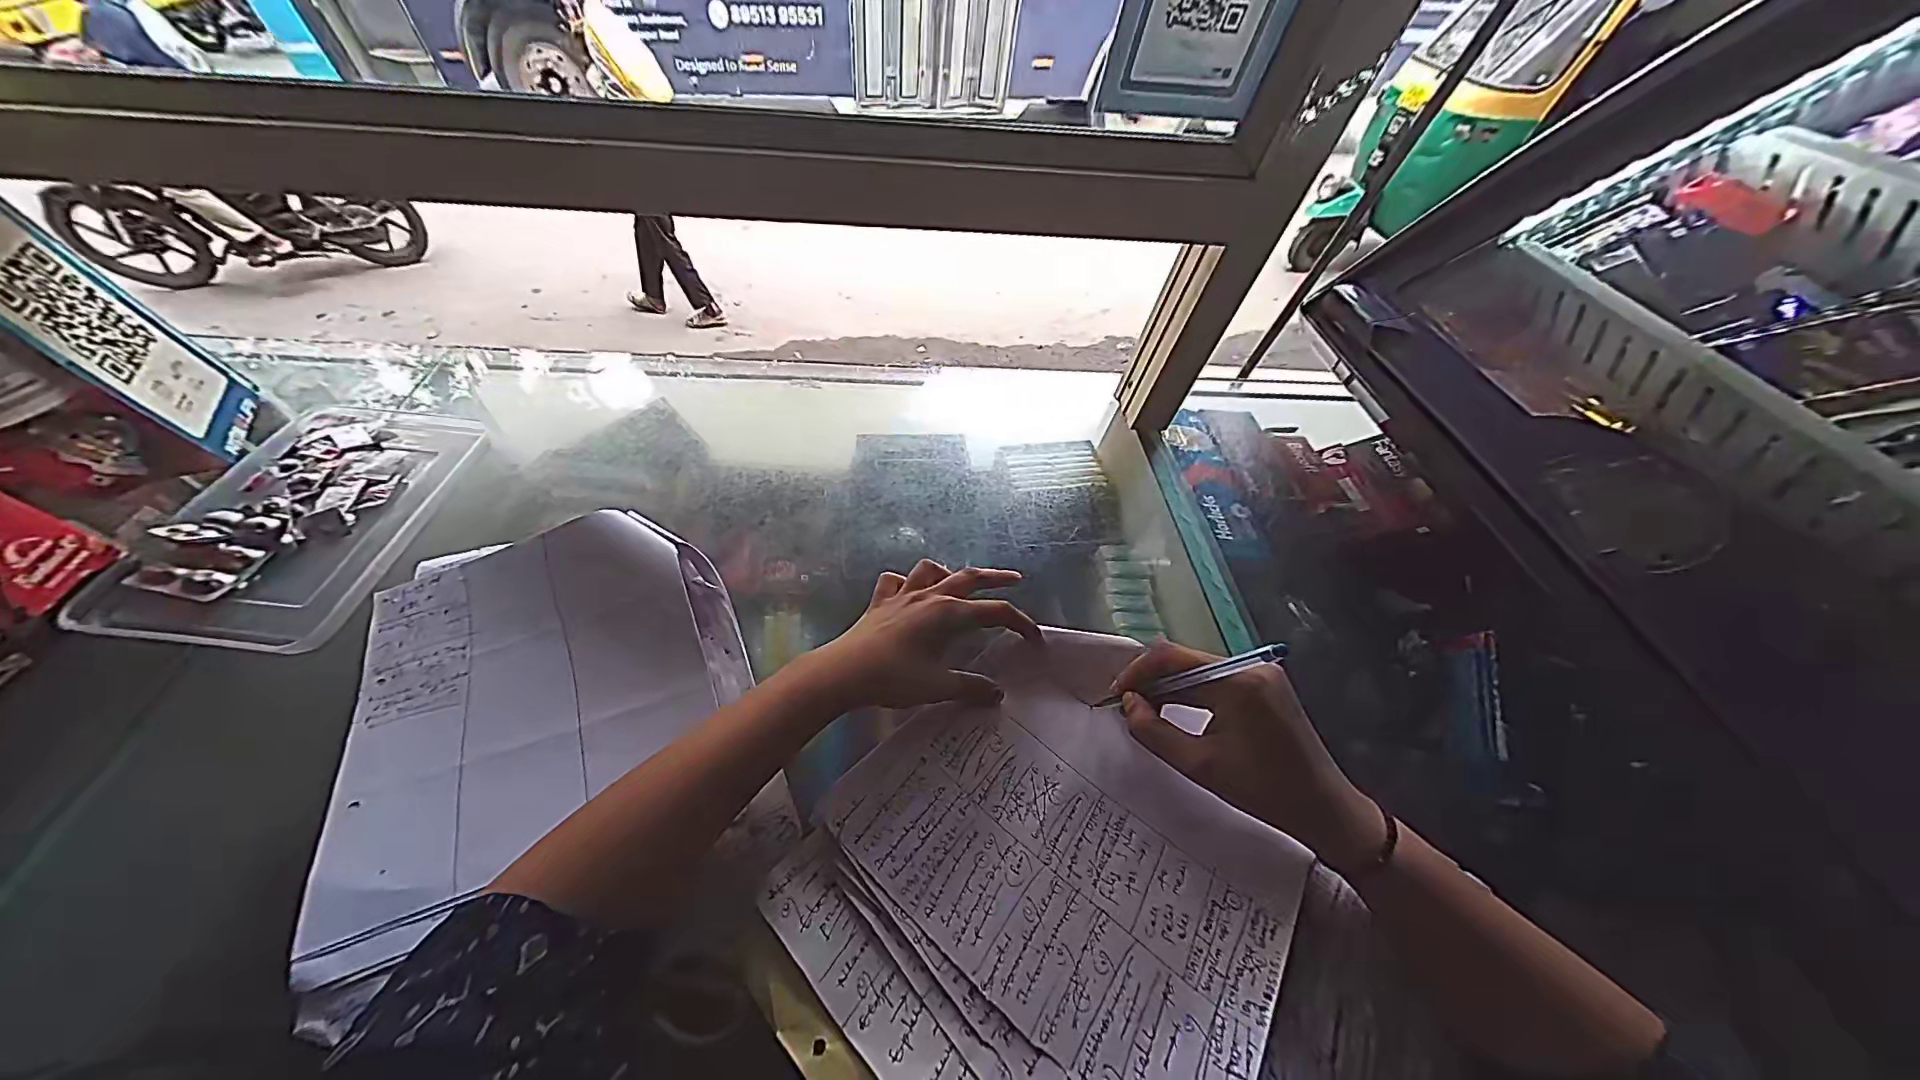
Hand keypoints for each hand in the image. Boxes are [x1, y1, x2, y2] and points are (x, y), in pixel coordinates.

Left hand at [788, 560, 1041, 713]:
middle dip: (995, 577)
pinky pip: (895, 581)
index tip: (1033, 635)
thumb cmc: (893, 678)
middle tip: (1014, 578)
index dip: (1019, 621)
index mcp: (948, 614)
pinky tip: (909, 593)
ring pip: (931, 570)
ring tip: (955, 583)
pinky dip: (906, 583)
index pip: (994, 612)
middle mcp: (929, 597)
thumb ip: (970, 688)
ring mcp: (902, 596)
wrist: (843, 673)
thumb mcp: (937, 687)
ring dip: (948, 572)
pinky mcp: (880, 603)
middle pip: (969, 577)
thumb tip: (996, 694)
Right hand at [1114, 641, 1384, 872]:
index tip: (1116, 695)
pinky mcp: (1266, 687)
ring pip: (1199, 670)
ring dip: (1170, 688)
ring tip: (1146, 713)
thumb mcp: (1199, 765)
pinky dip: (1192, 694)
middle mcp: (1250, 667)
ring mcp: (1261, 675)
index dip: (1137, 672)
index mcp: (1237, 681)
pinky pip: (1217, 681)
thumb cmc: (1264, 792)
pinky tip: (1177, 713)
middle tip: (1126, 707)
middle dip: (1151, 681)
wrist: (1327, 811)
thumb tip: (1128, 704)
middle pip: (1185, 660)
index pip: (1172, 658)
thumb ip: (1154, 731)